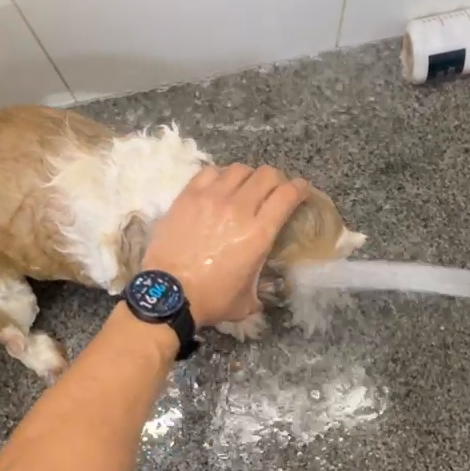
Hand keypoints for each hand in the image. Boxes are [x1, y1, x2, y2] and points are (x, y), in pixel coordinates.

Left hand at [141, 164, 310, 327]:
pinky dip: (220, 176)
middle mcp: (239, 208)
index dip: (300, 188)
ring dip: (248, 177)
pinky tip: (219, 188)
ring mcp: (211, 198)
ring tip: (245, 188)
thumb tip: (265, 286)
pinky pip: (211, 172)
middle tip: (273, 191)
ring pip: (239, 169)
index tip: (301, 190)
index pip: (288, 195)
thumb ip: (262, 286)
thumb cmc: (210, 300)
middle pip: (267, 175)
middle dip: (276, 180)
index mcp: (259, 233)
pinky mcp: (188, 196)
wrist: (168, 293)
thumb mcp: (247, 301)